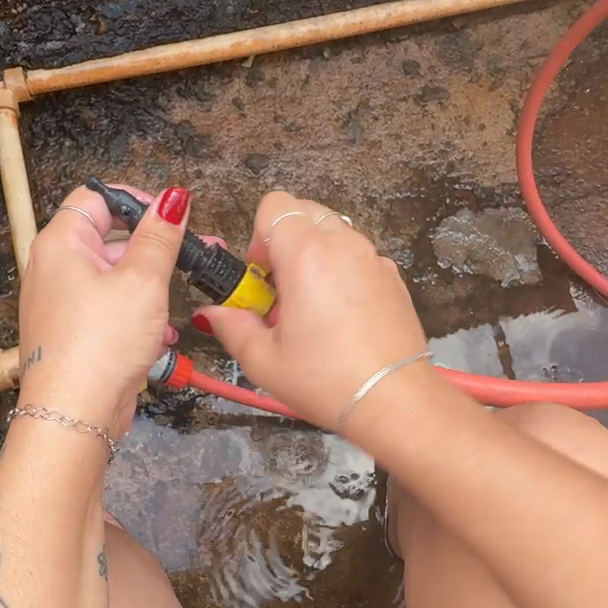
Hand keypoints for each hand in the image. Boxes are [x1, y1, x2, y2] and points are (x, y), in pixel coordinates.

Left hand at [17, 183, 187, 434]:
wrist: (74, 413)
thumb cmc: (100, 344)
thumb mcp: (143, 281)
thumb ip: (161, 236)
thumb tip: (174, 199)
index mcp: (62, 243)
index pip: (98, 197)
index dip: (138, 201)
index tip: (173, 218)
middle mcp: (54, 269)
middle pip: (109, 239)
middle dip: (154, 251)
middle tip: (192, 258)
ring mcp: (62, 304)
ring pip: (114, 280)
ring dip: (150, 290)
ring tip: (175, 307)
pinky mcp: (74, 334)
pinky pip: (109, 311)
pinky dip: (136, 317)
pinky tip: (158, 336)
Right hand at [195, 191, 428, 430]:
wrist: (395, 401)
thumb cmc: (326, 381)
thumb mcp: (264, 361)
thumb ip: (231, 326)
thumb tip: (212, 312)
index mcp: (307, 255)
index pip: (275, 206)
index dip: (258, 236)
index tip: (261, 278)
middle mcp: (344, 245)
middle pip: (305, 212)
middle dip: (285, 241)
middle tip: (280, 291)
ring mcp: (374, 258)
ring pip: (334, 232)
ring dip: (315, 256)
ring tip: (311, 307)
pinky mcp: (393, 278)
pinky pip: (359, 256)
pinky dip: (343, 272)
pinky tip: (341, 318)